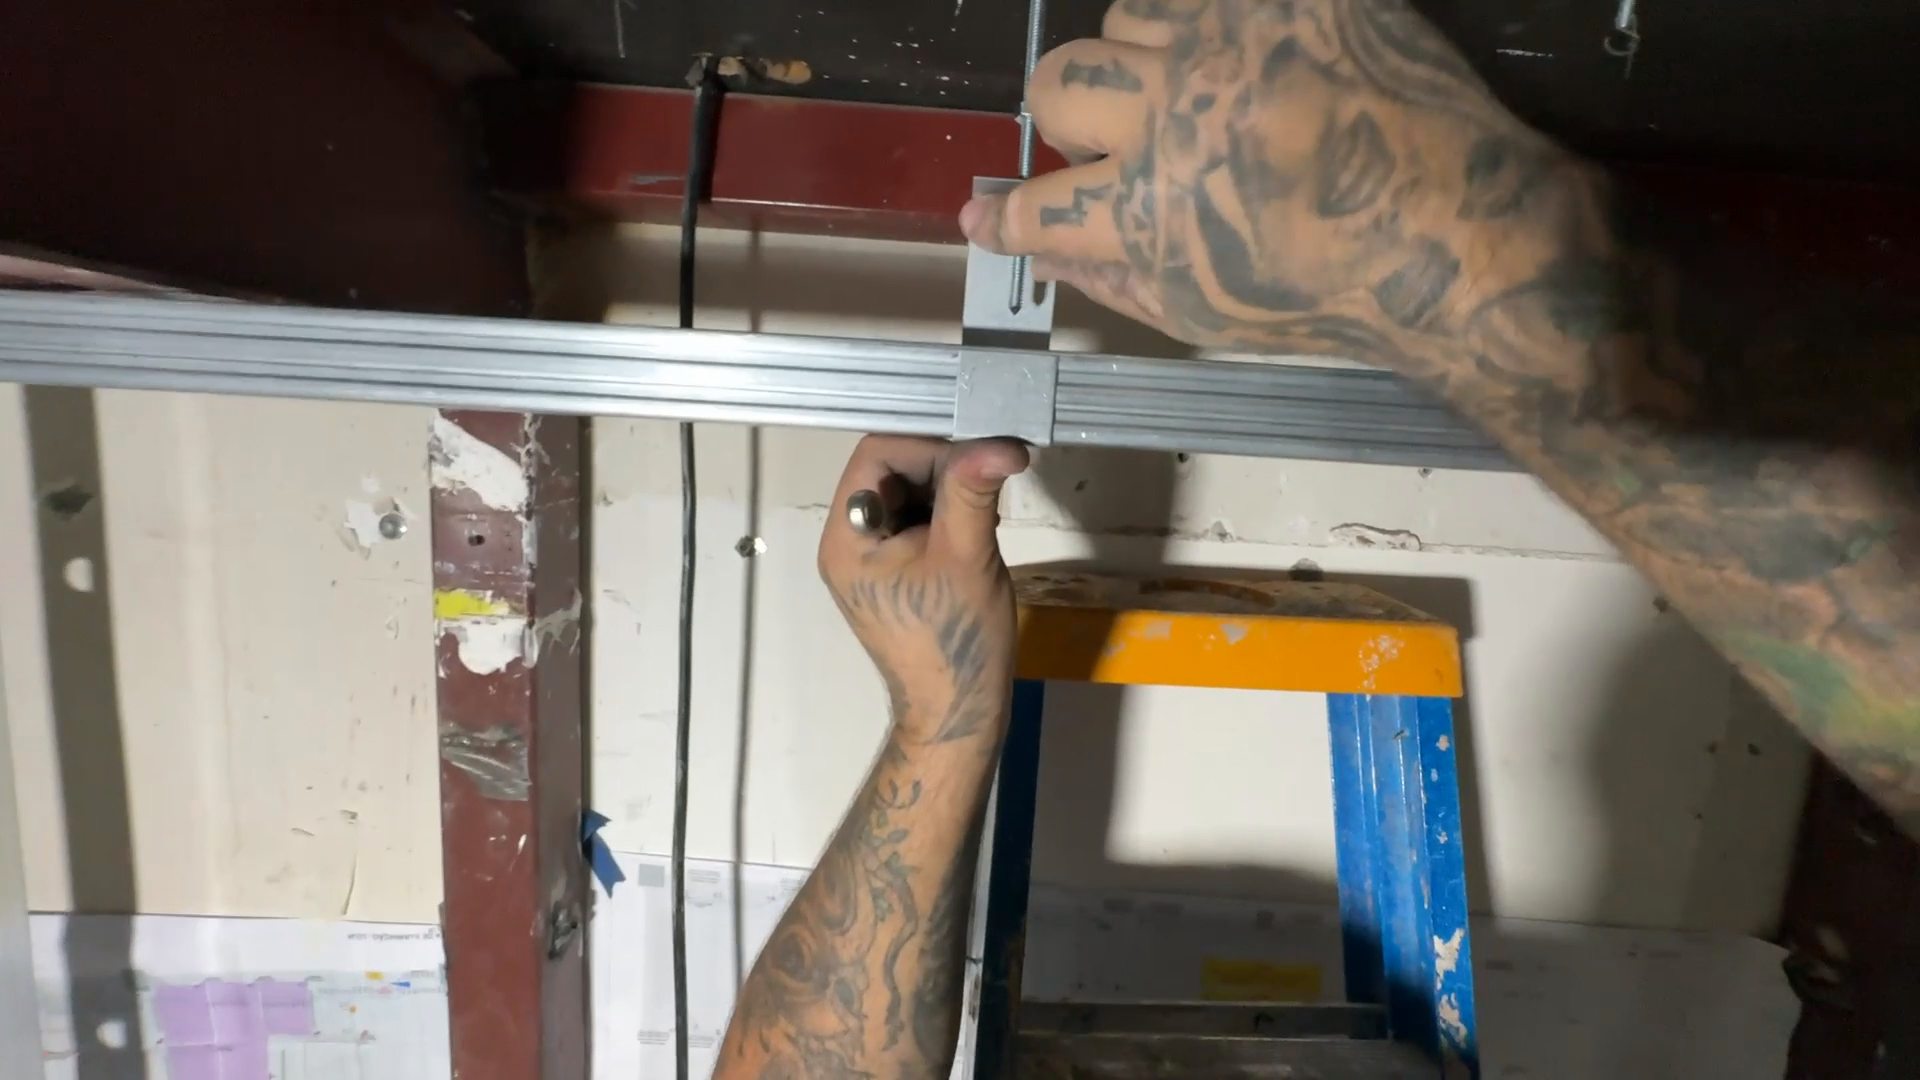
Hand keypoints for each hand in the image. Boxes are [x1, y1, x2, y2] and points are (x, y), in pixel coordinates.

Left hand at [818, 436, 1030, 744]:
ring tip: (986, 511)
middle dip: (942, 469)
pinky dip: (947, 514)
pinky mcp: (892, 573)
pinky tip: (977, 528)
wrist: (957, 709)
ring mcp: (868, 560)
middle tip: (988, 483)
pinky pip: (915, 522)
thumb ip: (973, 491)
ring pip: (906, 494)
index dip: (928, 447)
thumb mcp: (967, 555)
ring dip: (949, 491)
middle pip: (888, 472)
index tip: (978, 459)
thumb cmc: (956, 637)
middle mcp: (847, 542)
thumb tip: (1002, 442)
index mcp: (846, 537)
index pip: (875, 456)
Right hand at [959, 0, 1596, 369]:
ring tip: (1176, 100)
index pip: (1035, 207)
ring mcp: (1235, 43)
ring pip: (1120, 20)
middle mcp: (1176, 115)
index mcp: (1148, 213)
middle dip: (1064, 123)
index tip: (985, 217)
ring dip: (1130, 67)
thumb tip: (1038, 254)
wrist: (1441, 239)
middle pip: (1057, 84)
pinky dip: (1188, 24)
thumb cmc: (1309, 299)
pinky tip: (1220, 62)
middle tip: (1106, 148)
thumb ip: (1106, 281)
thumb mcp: (1194, 316)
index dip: (1001, 218)